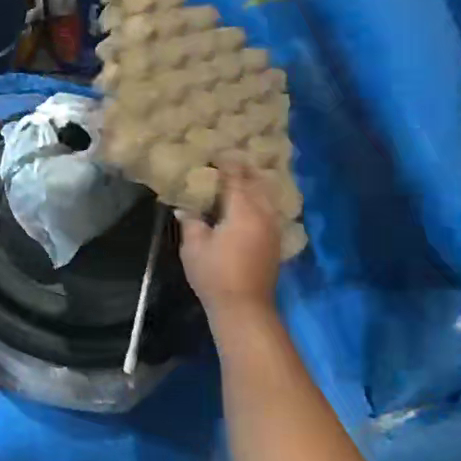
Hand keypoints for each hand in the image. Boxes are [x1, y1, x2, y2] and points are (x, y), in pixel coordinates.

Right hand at [178, 166, 282, 317]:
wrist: (245, 306)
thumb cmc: (215, 275)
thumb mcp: (193, 247)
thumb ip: (191, 222)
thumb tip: (185, 208)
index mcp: (242, 210)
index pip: (235, 178)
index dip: (226, 164)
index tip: (217, 153)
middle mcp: (262, 213)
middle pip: (256, 182)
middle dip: (244, 169)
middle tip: (231, 160)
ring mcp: (273, 227)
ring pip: (267, 195)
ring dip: (256, 183)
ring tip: (244, 176)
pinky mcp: (275, 241)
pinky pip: (271, 209)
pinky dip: (262, 199)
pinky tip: (254, 202)